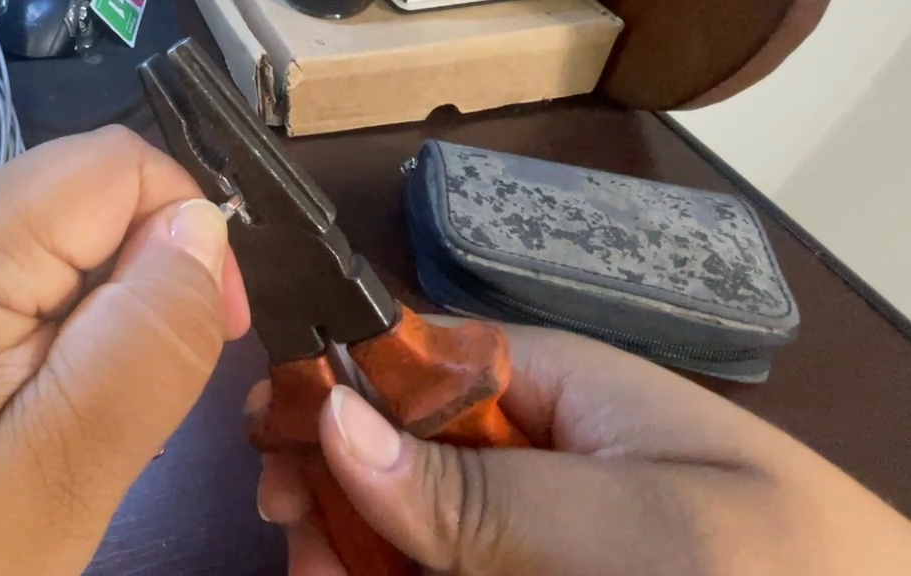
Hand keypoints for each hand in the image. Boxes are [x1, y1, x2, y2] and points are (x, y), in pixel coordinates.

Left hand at [0, 125, 250, 575]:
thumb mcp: (58, 469)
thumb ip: (146, 340)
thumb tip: (205, 228)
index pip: (120, 161)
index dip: (186, 228)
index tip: (208, 333)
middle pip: (90, 189)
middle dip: (145, 271)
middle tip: (133, 392)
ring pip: (65, 232)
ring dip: (106, 304)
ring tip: (84, 405)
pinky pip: (25, 271)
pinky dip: (64, 322)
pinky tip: (40, 399)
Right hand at [254, 324, 910, 574]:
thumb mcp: (642, 535)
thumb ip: (482, 490)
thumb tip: (331, 415)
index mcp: (552, 381)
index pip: (411, 355)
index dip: (332, 387)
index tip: (268, 440)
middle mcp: (529, 438)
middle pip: (395, 439)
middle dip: (329, 476)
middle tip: (284, 532)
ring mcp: (532, 517)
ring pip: (409, 509)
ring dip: (349, 537)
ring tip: (312, 573)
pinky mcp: (534, 569)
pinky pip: (445, 562)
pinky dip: (389, 573)